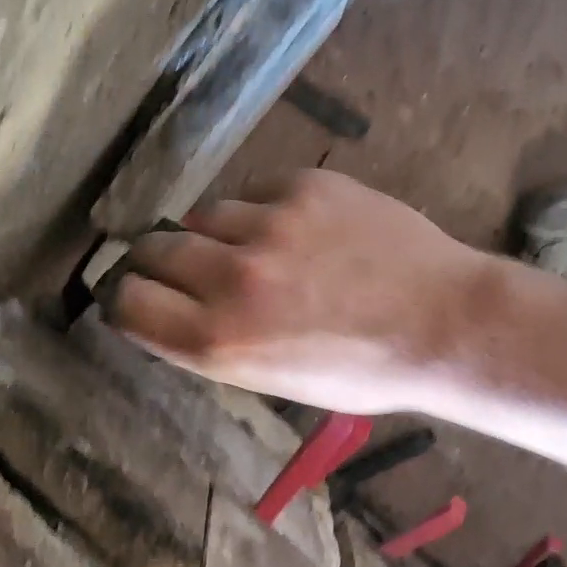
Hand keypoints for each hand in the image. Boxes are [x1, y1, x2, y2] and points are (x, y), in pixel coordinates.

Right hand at [107, 169, 489, 413]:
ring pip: (201, 216)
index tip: (136, 299)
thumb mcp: (264, 379)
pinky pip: (252, 192)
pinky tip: (288, 232)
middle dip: (154, 262)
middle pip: (151, 250)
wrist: (441, 325)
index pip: (127, 303)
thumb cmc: (352, 372)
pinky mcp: (303, 187)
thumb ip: (205, 342)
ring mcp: (268, 227)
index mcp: (215, 342)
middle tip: (175, 270)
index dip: (126, 299)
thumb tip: (165, 307)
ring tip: (246, 252)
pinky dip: (258, 212)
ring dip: (210, 235)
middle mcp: (230, 280)